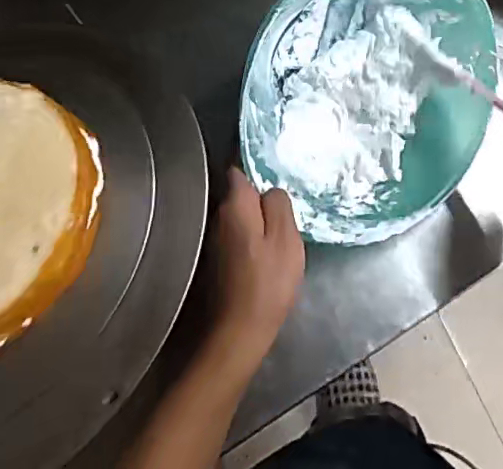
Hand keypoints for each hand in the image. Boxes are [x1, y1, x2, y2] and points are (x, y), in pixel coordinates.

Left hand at [211, 167, 305, 354]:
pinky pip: (239, 237)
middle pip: (242, 195)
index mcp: (235, 206)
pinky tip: (266, 257)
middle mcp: (219, 217)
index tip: (277, 178)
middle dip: (262, 200)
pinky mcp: (219, 260)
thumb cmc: (268, 281)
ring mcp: (216, 240)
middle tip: (286, 216)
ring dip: (258, 222)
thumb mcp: (286, 237)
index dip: (257, 170)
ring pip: (242, 217)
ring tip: (279, 237)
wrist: (240, 331)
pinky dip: (252, 240)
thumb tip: (271, 190)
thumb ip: (279, 204)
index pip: (239, 171)